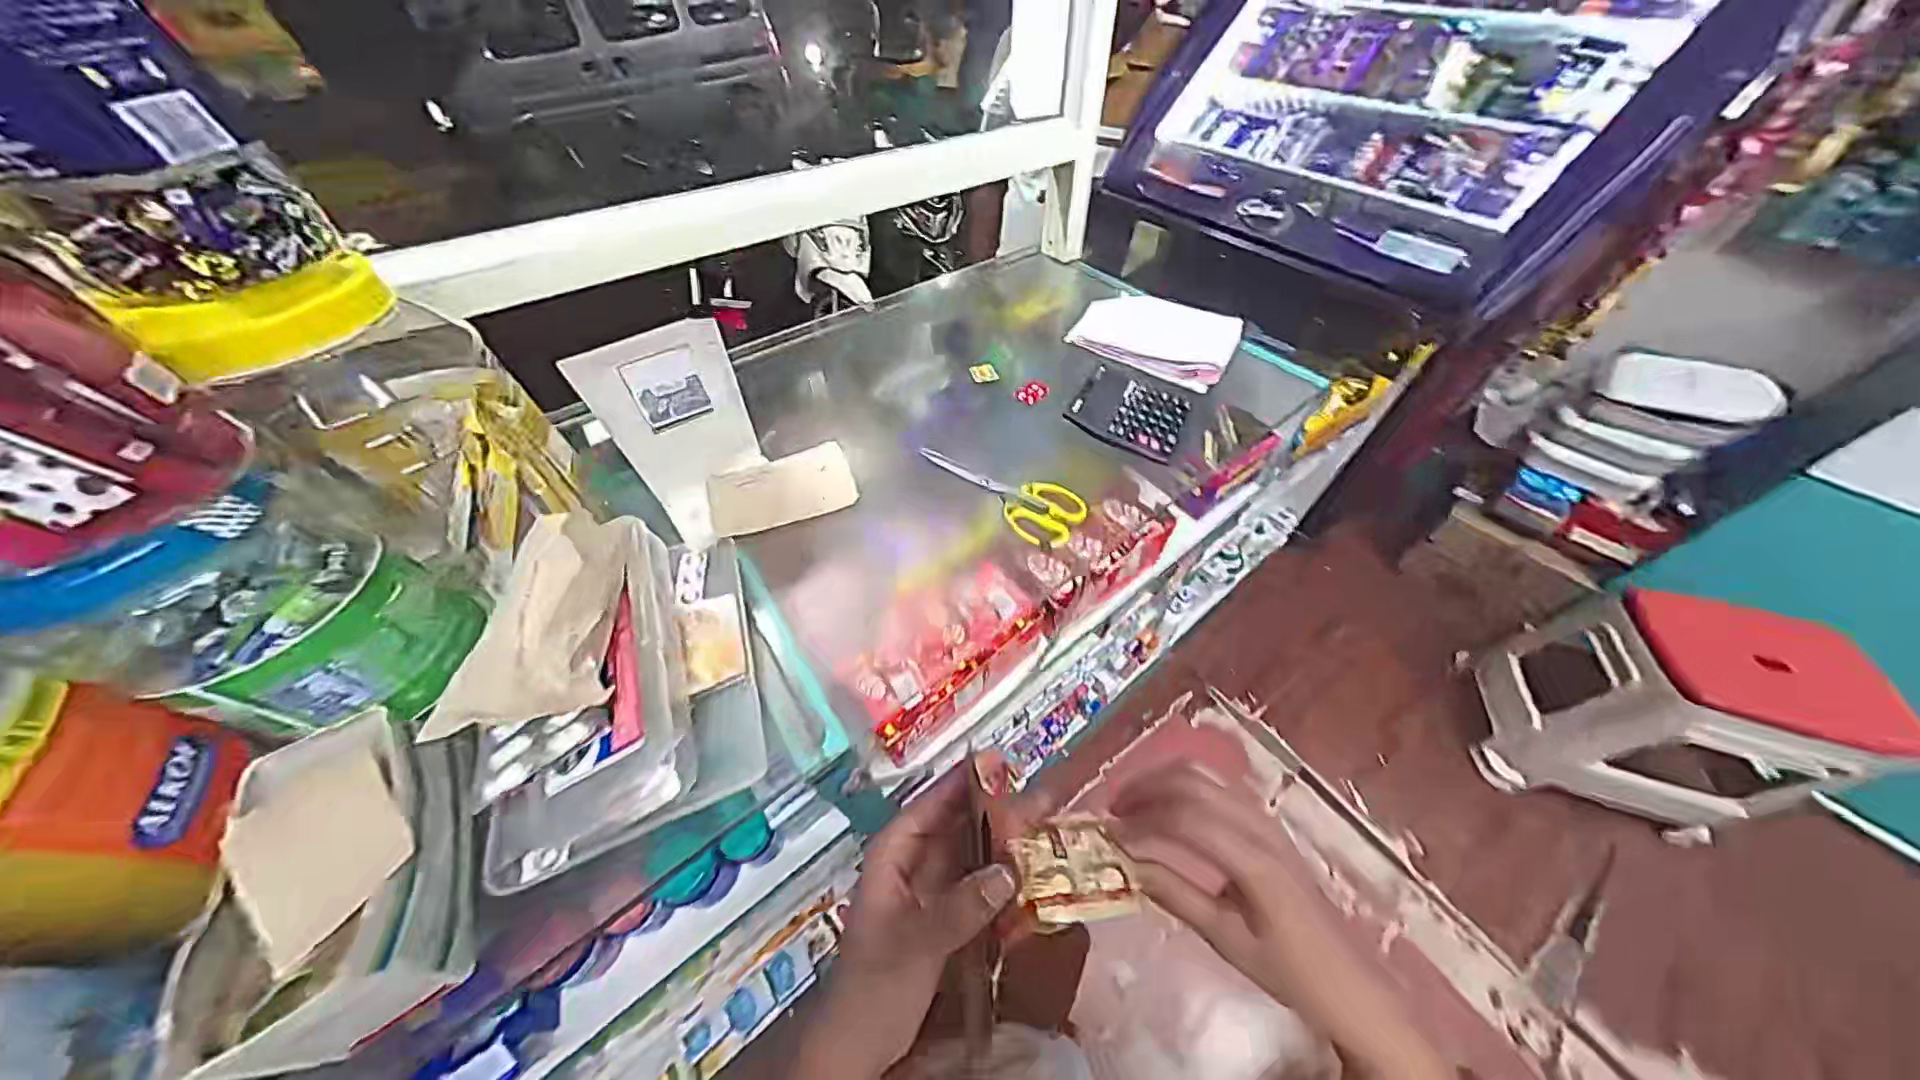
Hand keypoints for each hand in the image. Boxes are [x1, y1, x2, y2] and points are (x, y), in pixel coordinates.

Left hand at [793, 765, 1018, 1079]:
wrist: (860, 1043)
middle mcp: (912, 864)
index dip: (960, 783)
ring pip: (967, 855)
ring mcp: (930, 892)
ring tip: (1039, 827)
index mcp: (893, 855)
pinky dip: (998, 879)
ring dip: (998, 844)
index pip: (928, 805)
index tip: (995, 763)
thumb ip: (962, 906)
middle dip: (989, 812)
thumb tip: (1009, 871)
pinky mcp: (946, 918)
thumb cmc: (875, 983)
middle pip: (953, 826)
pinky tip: (1028, 875)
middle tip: (1033, 796)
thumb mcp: (917, 942)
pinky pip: (976, 887)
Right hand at [1110, 763, 1453, 1079]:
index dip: (1141, 822)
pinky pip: (1217, 789)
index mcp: (1254, 859)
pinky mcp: (1267, 825)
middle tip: (1112, 811)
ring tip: (1131, 806)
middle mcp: (1260, 827)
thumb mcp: (1228, 940)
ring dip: (1162, 783)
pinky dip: (1183, 789)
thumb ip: (1176, 895)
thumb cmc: (1292, 972)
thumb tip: (1126, 866)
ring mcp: (1266, 821)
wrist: (1354, 986)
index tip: (1109, 836)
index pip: (1185, 819)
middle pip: (1192, 782)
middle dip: (1146, 789)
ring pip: (1205, 778)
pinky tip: (1166, 810)